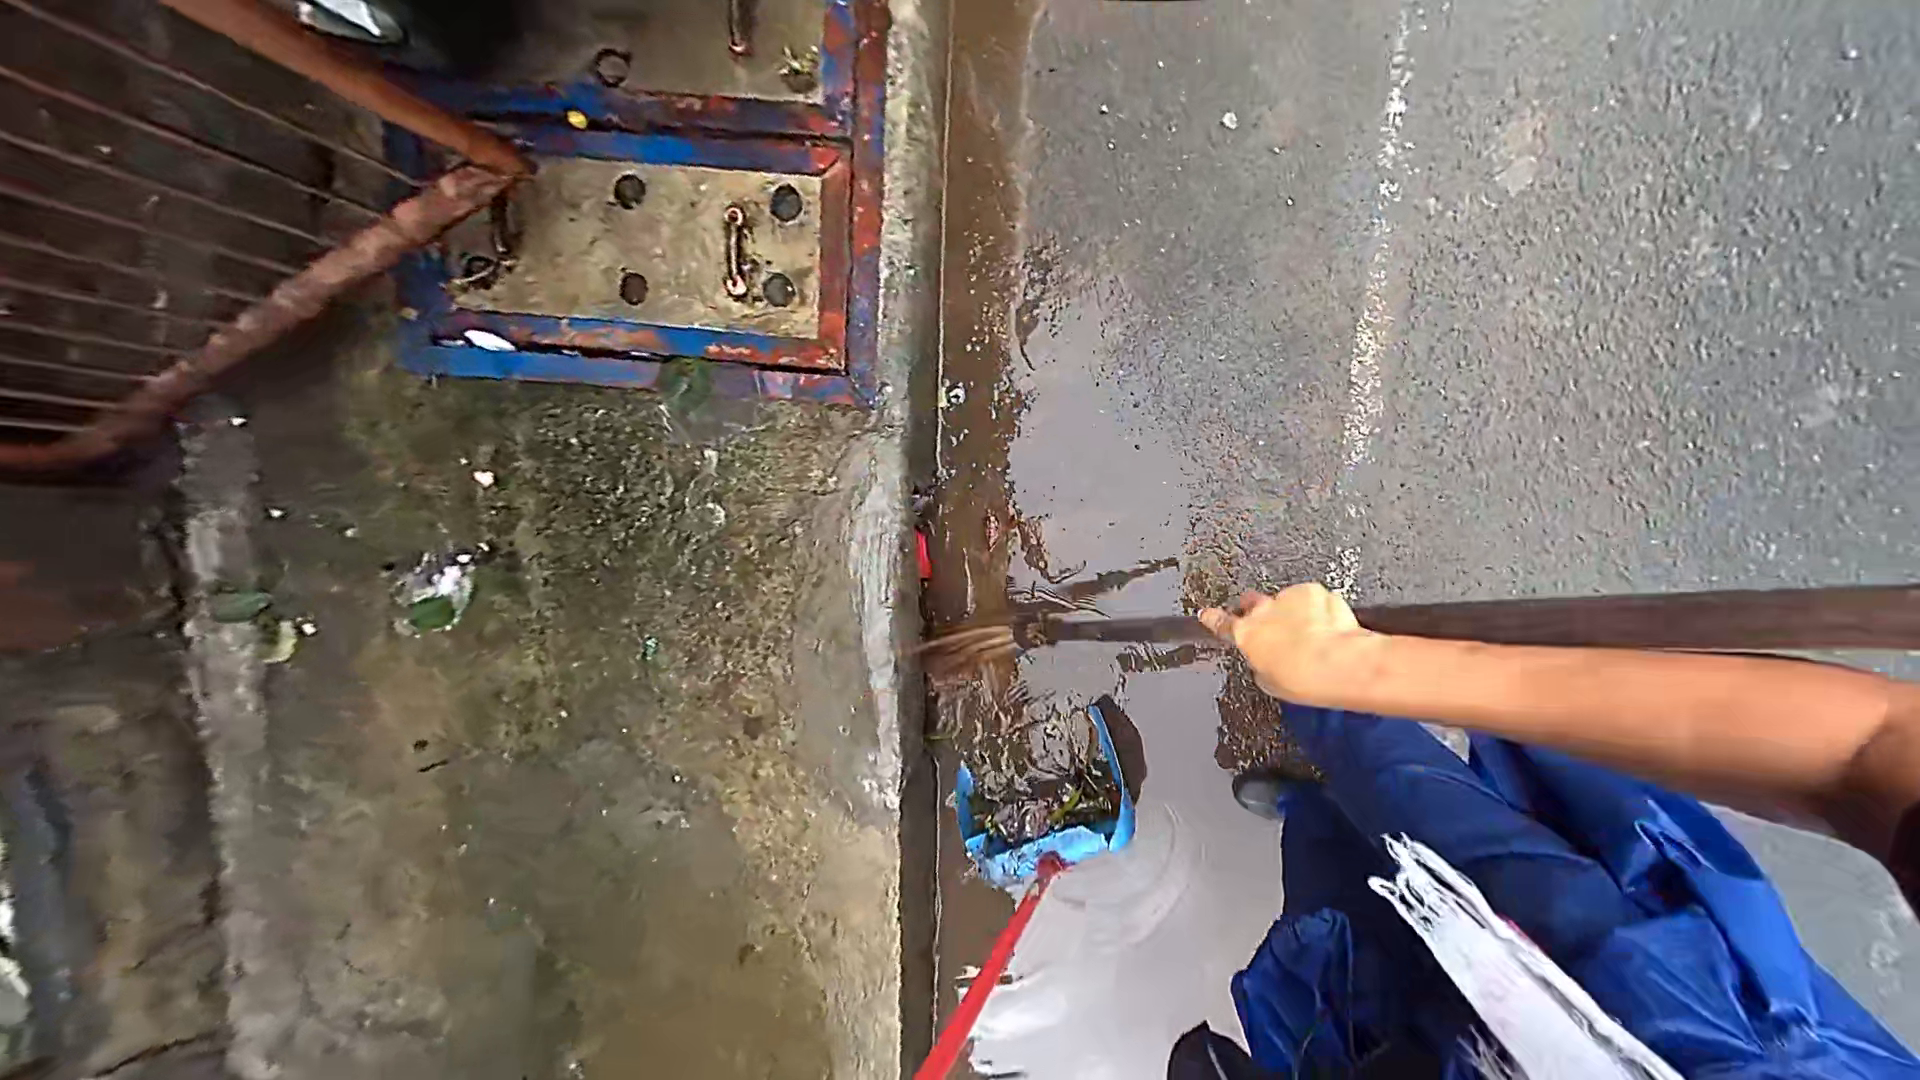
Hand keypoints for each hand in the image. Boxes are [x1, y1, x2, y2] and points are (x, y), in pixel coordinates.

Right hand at [1199, 584, 1379, 704]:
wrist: (1339, 663)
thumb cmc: (1305, 678)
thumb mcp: (1271, 683)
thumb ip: (1261, 666)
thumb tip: (1267, 663)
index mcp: (1244, 635)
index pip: (1219, 622)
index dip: (1212, 618)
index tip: (1207, 614)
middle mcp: (1261, 612)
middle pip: (1251, 602)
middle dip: (1258, 610)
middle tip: (1274, 624)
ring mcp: (1286, 599)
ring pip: (1284, 600)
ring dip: (1293, 612)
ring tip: (1313, 633)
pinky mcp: (1312, 591)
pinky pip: (1312, 597)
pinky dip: (1319, 608)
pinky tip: (1329, 625)